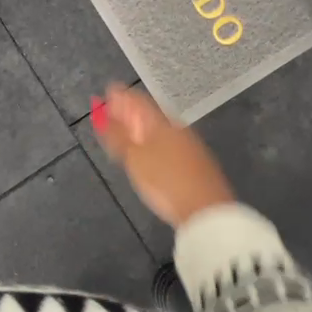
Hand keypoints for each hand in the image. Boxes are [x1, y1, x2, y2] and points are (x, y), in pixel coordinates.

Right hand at [92, 83, 235, 227]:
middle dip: (129, 116)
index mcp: (161, 122)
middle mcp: (178, 128)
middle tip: (112, 123)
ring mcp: (192, 145)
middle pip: (149, 115)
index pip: (136, 99)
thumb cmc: (164, 181)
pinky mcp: (200, 164)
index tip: (103, 100)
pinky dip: (156, 145)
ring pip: (161, 131)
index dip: (118, 97)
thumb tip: (102, 112)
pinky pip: (172, 145)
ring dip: (142, 131)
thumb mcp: (133, 159)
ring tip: (128, 143)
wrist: (208, 214)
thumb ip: (116, 134)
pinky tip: (151, 158)